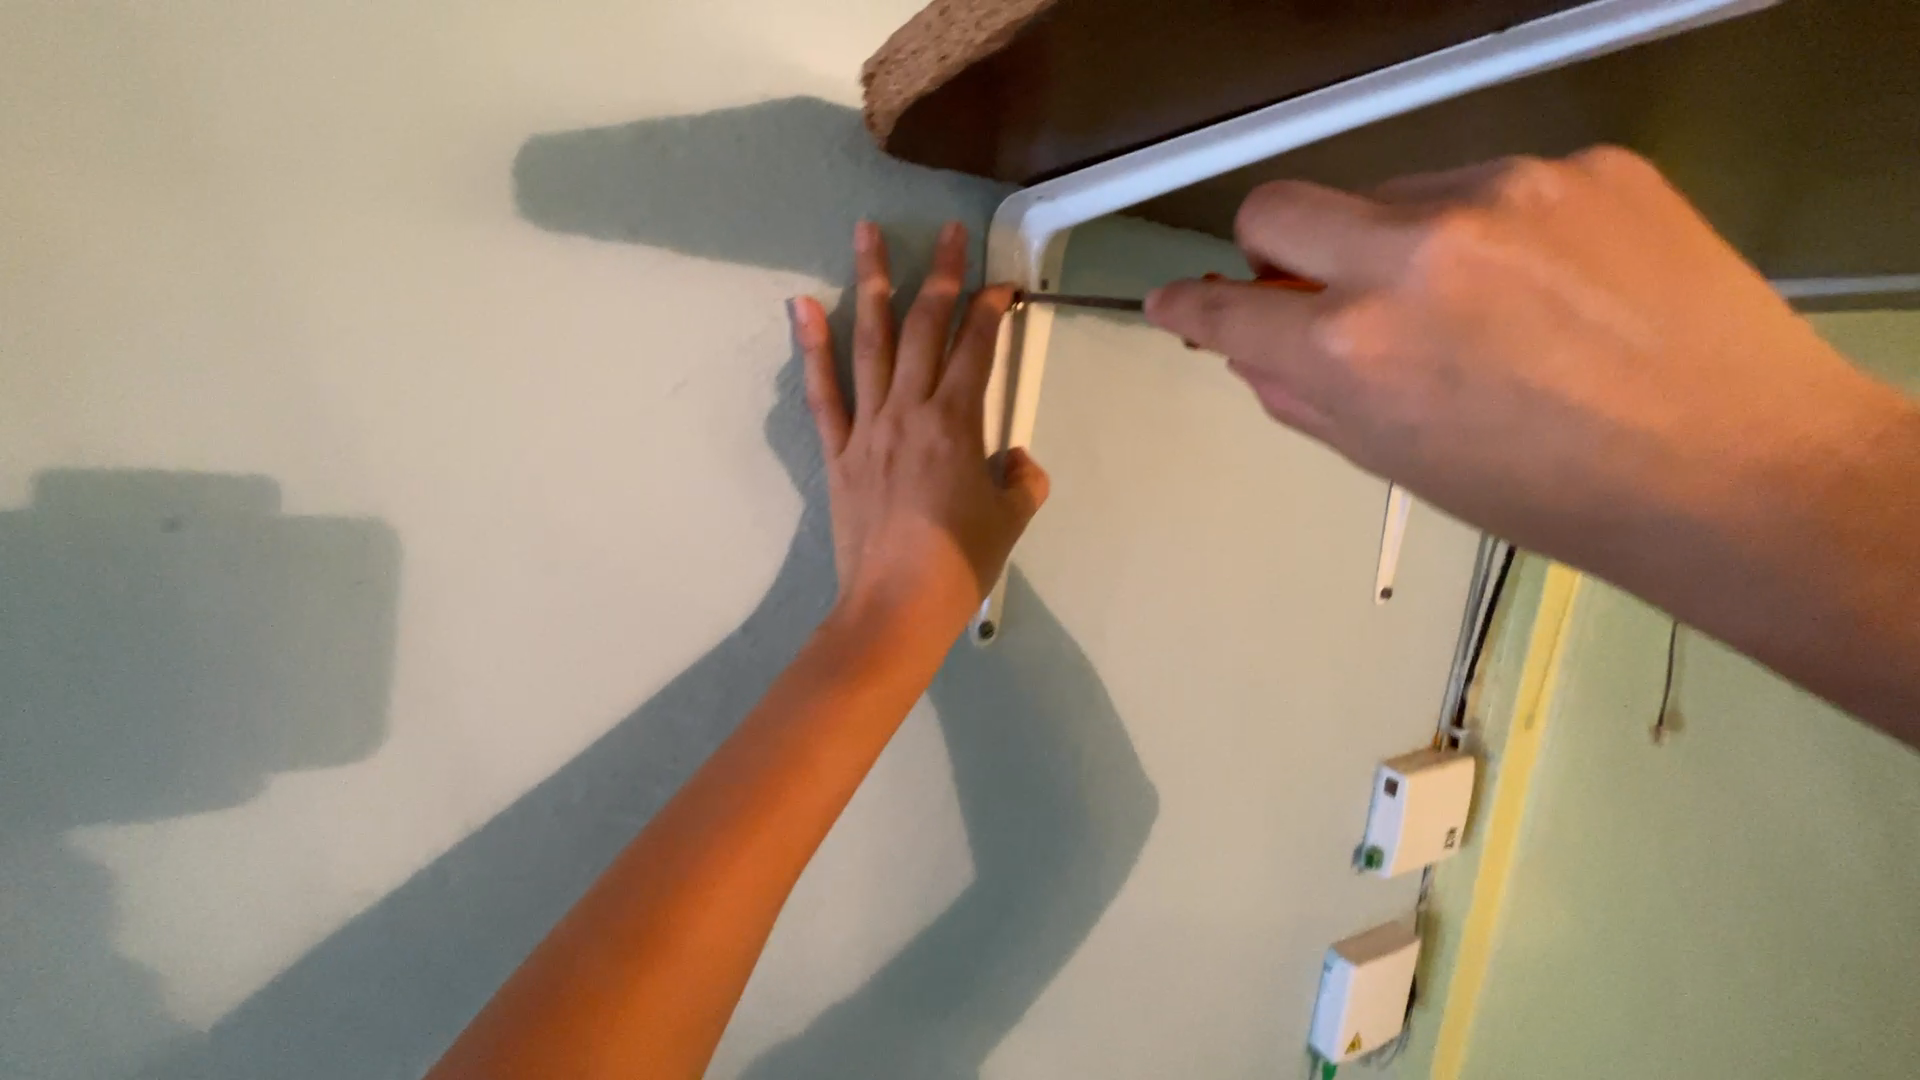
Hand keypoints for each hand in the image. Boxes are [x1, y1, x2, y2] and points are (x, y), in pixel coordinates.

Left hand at [792, 221, 1049, 634]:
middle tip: (949, 233)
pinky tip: (803, 306)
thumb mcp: (1010, 520)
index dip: (992, 310)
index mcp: (957, 424)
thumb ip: (1022, 479)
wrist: (896, 607)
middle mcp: (909, 411)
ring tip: (866, 232)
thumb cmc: (959, 565)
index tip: (1002, 285)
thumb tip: (1016, 459)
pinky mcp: (836, 452)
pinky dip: (813, 348)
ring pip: (872, 343)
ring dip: (873, 284)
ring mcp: (867, 427)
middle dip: (941, 276)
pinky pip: (823, 393)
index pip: (978, 350)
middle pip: (927, 329)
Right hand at [1143, 148, 1908, 573]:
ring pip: (1383, 193)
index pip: (1227, 310)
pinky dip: (1476, 230)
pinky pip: (1480, 184)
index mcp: (1352, 346)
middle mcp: (1409, 254)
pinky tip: (1530, 284)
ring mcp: (1498, 196)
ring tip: (1461, 306)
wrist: (1728, 466)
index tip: (1173, 302)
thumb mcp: (1387, 456)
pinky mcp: (1579, 166)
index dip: (1188, 307)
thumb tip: (1252, 349)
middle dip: (1271, 250)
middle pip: (1277, 207)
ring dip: (1386, 243)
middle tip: (1308, 288)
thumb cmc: (1542, 487)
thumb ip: (1299, 393)